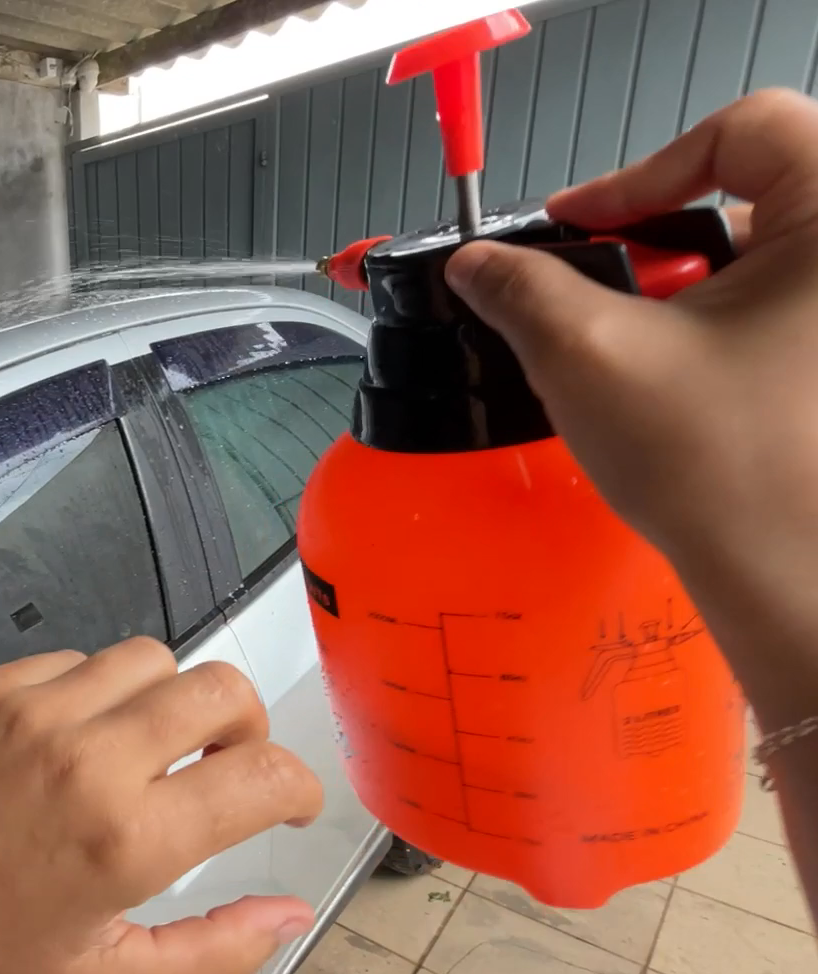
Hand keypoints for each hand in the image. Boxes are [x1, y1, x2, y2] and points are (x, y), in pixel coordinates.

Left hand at [0, 638, 322, 973]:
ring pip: (152, 658)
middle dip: (244, 726)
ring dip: (169, 700)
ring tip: (142, 747)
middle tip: (218, 765)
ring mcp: (38, 707)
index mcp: (130, 836)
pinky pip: (82, 657)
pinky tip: (74, 735)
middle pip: (221, 689)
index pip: (266, 773)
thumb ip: (219, 954)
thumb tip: (290, 913)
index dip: (297, 787)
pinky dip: (98, 689)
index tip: (283, 802)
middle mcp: (89, 755)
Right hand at [443, 89, 817, 576]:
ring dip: (671, 277)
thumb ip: (521, 289)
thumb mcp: (586, 353)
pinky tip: (662, 360)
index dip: (638, 173)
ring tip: (622, 335)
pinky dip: (701, 309)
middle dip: (648, 233)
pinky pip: (770, 289)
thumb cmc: (716, 459)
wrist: (786, 557)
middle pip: (751, 181)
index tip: (571, 227)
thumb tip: (473, 259)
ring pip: (756, 240)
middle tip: (587, 285)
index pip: (746, 129)